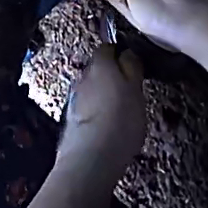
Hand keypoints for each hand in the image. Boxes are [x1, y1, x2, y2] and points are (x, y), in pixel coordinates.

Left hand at [54, 46, 145, 196]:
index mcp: (99, 64)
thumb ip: (132, 67)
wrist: (90, 159)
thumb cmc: (120, 121)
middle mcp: (82, 77)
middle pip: (98, 69)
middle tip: (130, 92)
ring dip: (103, 96)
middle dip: (112, 77)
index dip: (120, 55)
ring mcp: (74, 99)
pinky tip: (108, 128)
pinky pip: (87, 110)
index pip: (108, 48)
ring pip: (92, 90)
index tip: (133, 67)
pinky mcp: (71, 120)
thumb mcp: (137, 89)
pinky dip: (96, 114)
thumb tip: (128, 53)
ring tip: (121, 114)